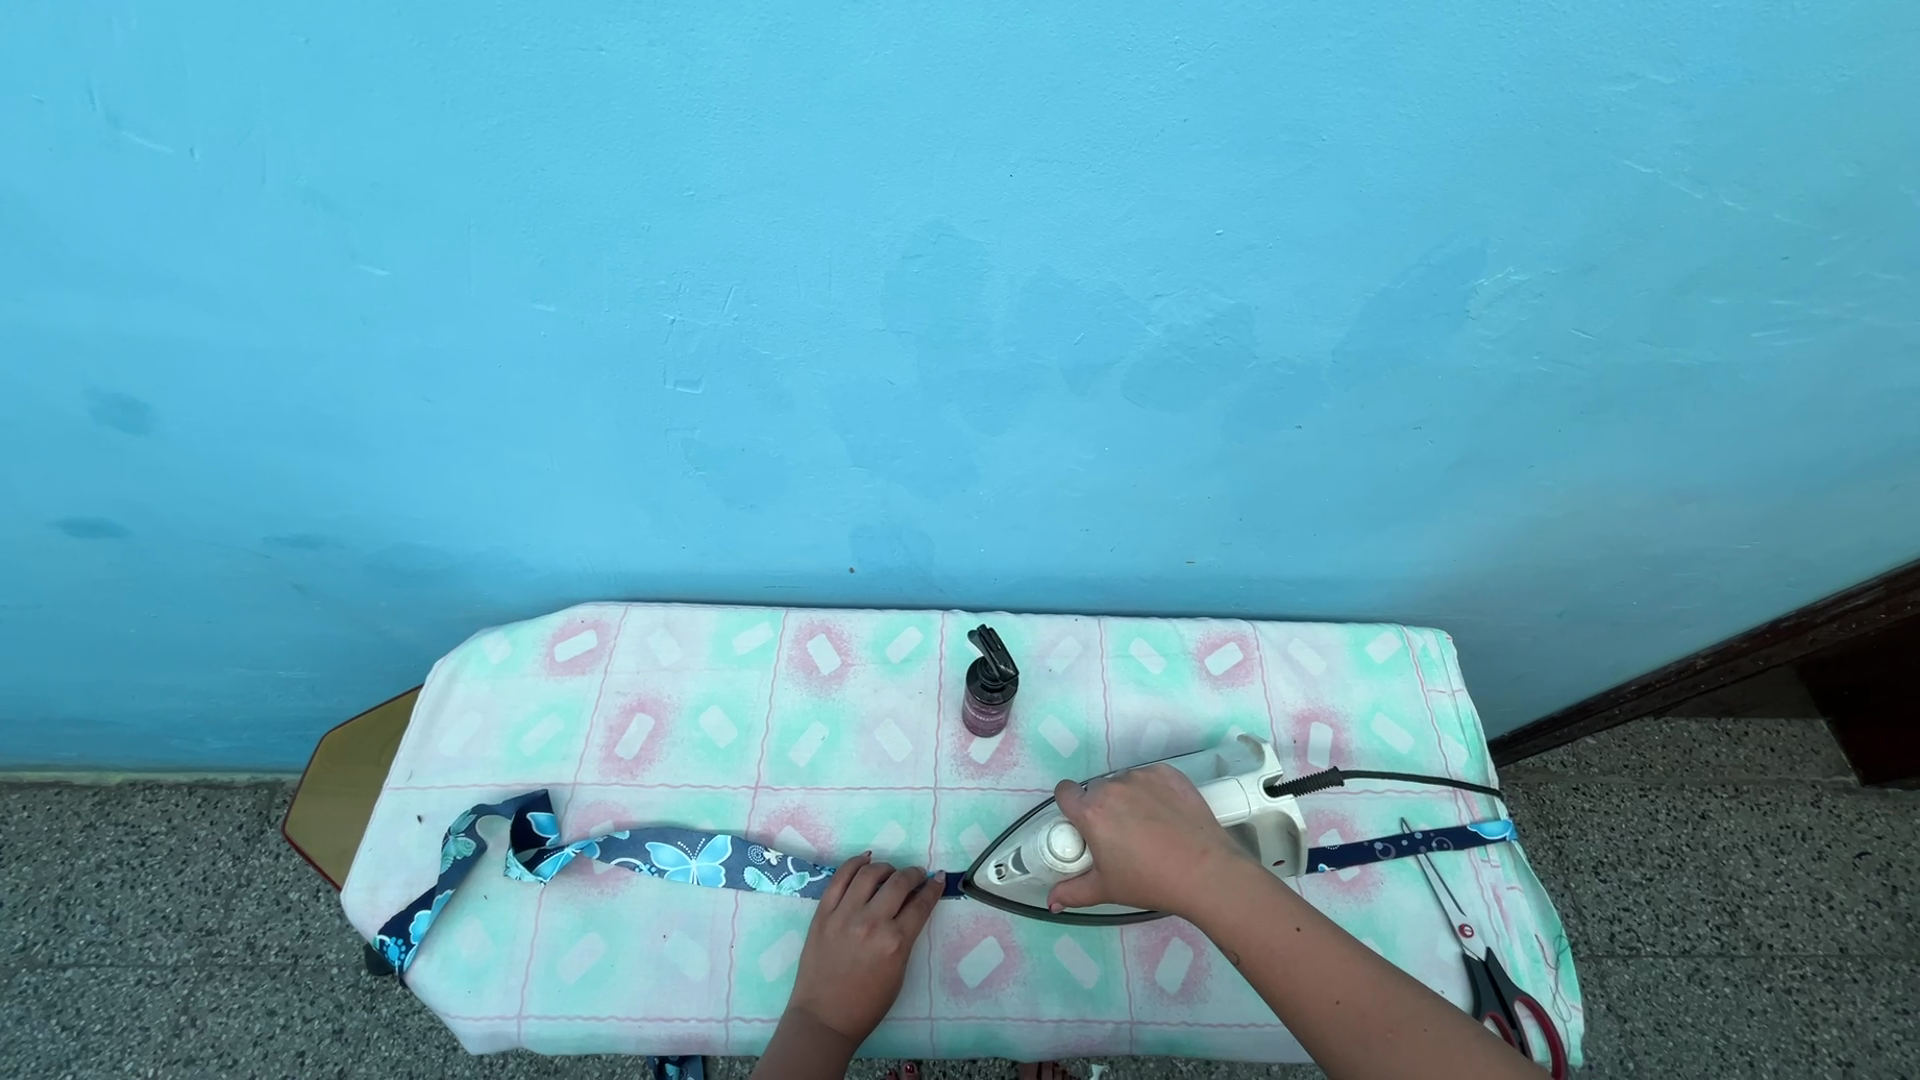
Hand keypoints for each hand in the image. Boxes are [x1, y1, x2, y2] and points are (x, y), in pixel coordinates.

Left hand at [785, 854, 942, 1043]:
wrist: (824, 1018)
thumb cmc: (867, 1003)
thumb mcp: (899, 971)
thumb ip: (906, 935)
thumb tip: (914, 904)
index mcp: (895, 942)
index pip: (921, 904)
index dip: (933, 887)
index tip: (938, 878)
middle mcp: (871, 923)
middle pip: (898, 883)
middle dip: (913, 874)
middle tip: (916, 875)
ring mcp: (844, 915)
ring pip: (869, 873)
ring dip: (886, 867)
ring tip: (890, 872)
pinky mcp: (823, 913)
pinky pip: (840, 878)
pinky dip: (855, 863)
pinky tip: (865, 860)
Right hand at [1045, 763, 1256, 917]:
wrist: (1206, 872)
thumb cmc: (1150, 881)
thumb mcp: (1107, 889)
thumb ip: (1073, 891)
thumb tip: (1052, 900)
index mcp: (1091, 811)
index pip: (1064, 791)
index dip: (1070, 805)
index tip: (1082, 822)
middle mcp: (1112, 787)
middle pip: (1096, 790)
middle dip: (1102, 807)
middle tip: (1119, 835)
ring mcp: (1141, 776)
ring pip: (1124, 782)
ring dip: (1128, 798)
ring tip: (1148, 826)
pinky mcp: (1167, 773)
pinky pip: (1150, 777)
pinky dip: (1153, 791)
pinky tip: (1166, 814)